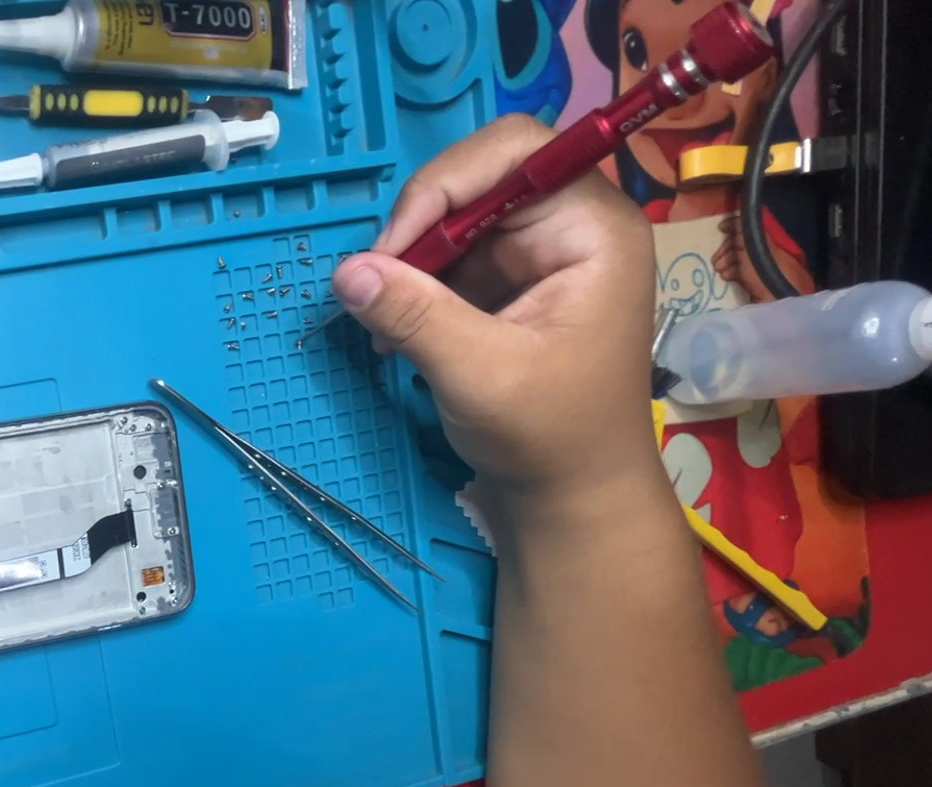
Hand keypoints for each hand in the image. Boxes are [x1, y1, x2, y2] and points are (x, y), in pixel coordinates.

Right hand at [330, 115, 661, 516]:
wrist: (568, 487)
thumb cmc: (545, 432)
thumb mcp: (476, 374)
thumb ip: (413, 316)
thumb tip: (344, 272)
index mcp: (587, 231)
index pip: (514, 153)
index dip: (442, 186)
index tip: (391, 251)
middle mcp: (564, 229)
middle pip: (476, 184)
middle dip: (417, 232)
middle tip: (377, 286)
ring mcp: (532, 259)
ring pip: (451, 226)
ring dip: (407, 268)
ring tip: (385, 325)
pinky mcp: (504, 288)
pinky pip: (445, 265)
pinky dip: (410, 292)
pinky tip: (395, 334)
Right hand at [714, 211, 814, 303]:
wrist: (776, 302)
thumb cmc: (767, 275)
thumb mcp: (756, 252)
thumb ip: (746, 237)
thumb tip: (735, 219)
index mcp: (768, 244)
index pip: (749, 230)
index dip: (735, 227)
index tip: (719, 228)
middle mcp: (763, 253)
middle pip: (740, 245)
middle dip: (726, 250)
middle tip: (717, 261)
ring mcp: (757, 268)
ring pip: (735, 259)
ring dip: (724, 263)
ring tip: (721, 272)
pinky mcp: (751, 282)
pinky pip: (735, 273)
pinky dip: (727, 274)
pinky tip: (725, 279)